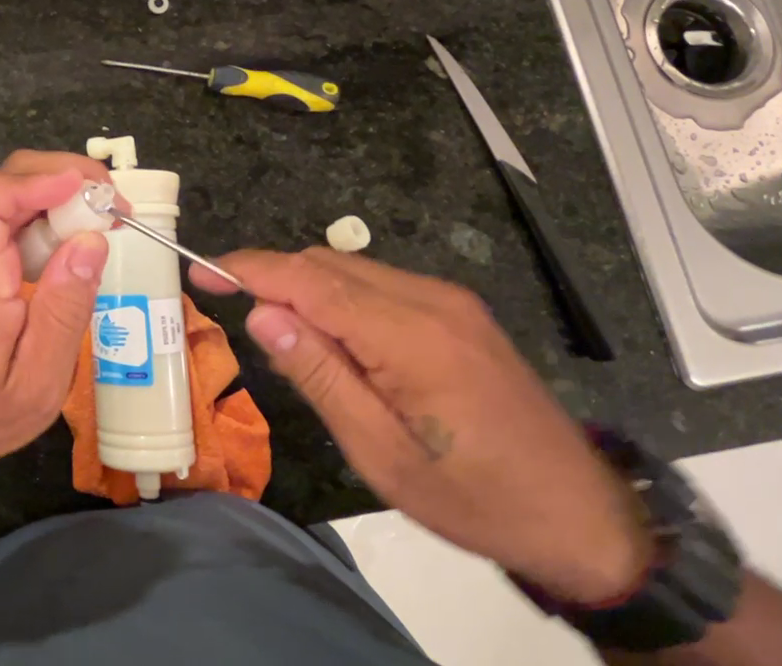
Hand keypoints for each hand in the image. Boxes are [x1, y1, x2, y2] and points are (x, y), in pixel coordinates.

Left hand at [0, 151, 111, 488]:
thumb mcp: (38, 383)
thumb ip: (65, 312)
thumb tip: (93, 240)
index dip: (27, 181)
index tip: (82, 191)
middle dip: (58, 176)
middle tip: (114, 203)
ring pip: (5, 192)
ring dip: (58, 191)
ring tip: (107, 216)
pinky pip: (9, 217)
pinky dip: (48, 213)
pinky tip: (80, 236)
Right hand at [191, 248, 652, 604]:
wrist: (582, 517)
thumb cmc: (475, 499)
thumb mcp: (382, 454)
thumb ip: (320, 377)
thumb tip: (263, 316)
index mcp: (412, 337)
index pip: (310, 280)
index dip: (248, 269)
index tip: (199, 270)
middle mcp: (431, 301)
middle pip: (328, 264)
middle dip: (271, 277)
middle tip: (231, 314)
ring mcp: (450, 303)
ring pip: (352, 270)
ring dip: (303, 288)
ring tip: (278, 336)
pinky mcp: (458, 314)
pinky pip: (379, 286)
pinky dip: (337, 298)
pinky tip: (329, 339)